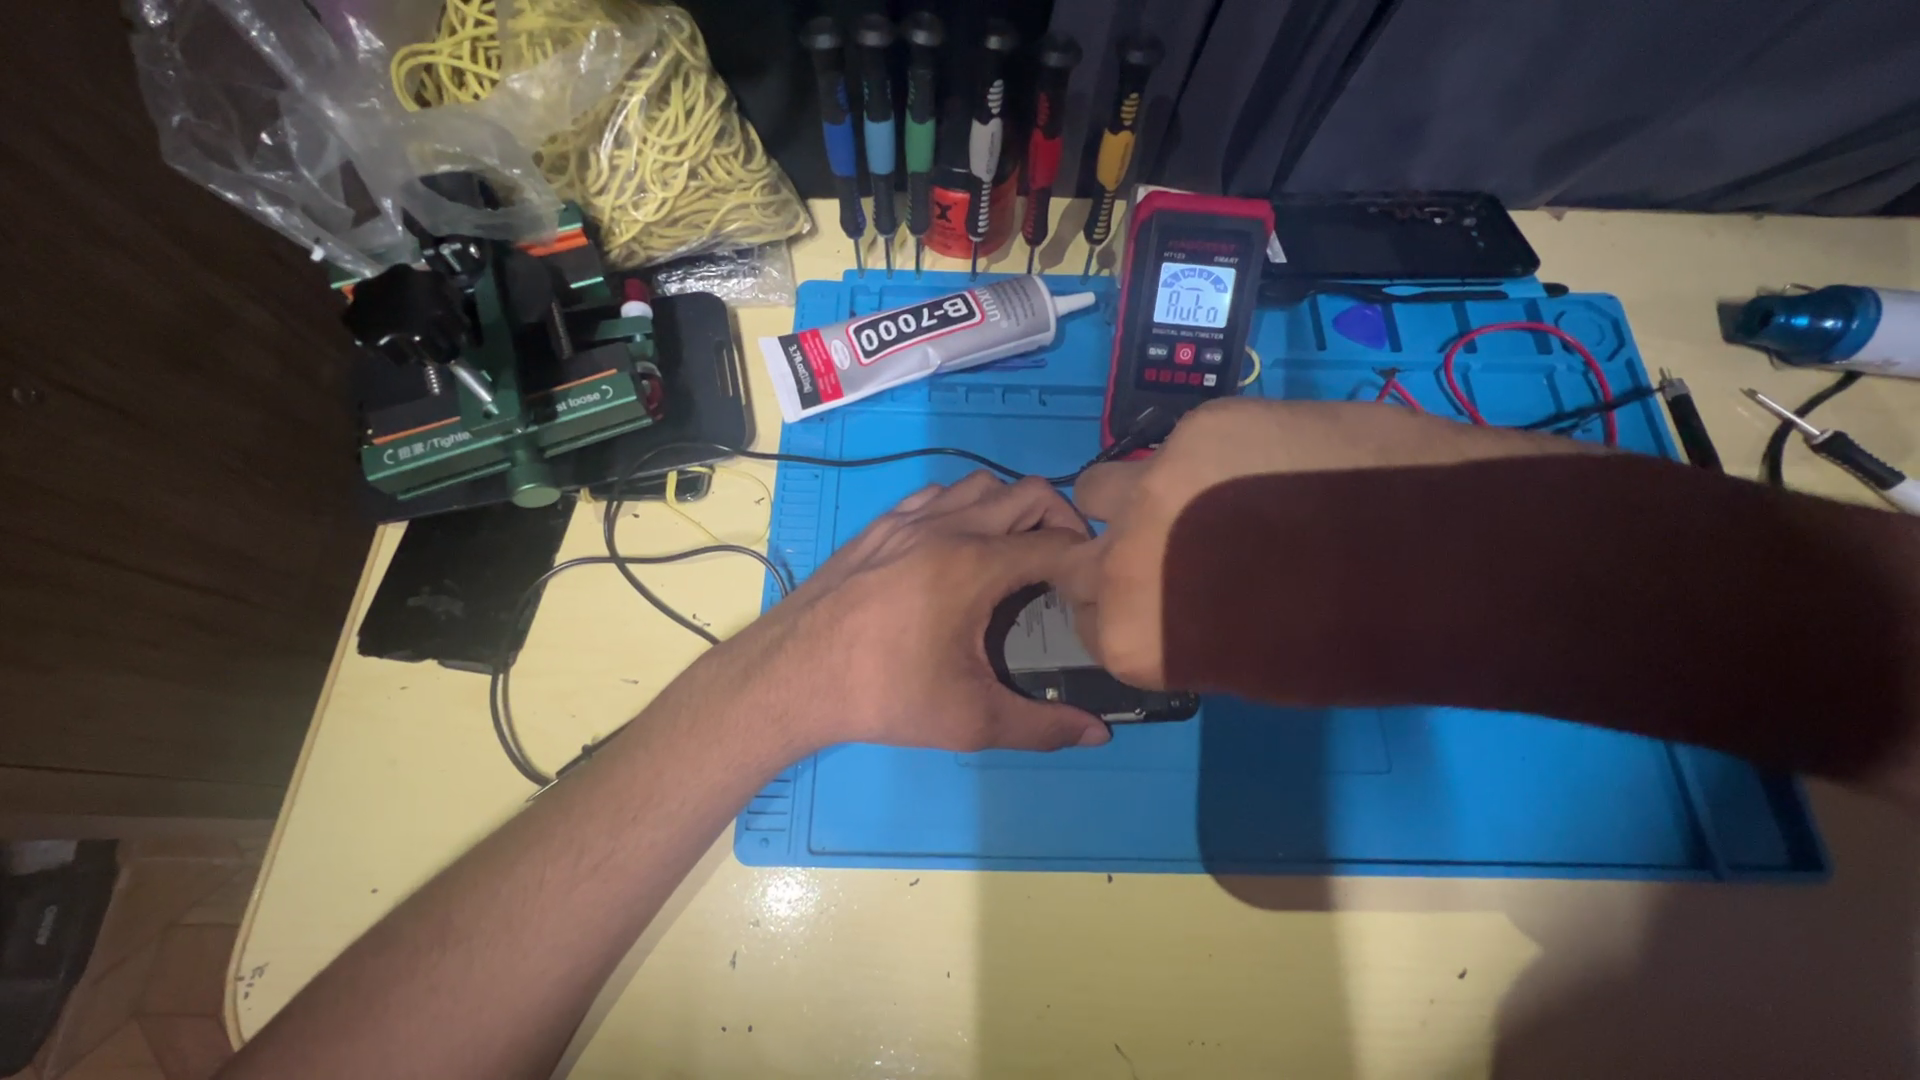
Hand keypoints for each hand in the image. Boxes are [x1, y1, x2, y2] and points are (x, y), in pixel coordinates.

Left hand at [711, 471, 1110, 754]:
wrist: (791, 677)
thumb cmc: (883, 696)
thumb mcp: (969, 720)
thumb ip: (1040, 726)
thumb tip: (1098, 734)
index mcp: (975, 565)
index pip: (1058, 542)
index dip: (1088, 561)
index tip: (1095, 589)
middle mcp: (947, 526)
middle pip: (1029, 493)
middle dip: (1061, 520)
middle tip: (1065, 564)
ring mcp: (907, 519)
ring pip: (980, 484)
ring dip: (1011, 508)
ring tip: (1015, 552)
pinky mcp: (879, 524)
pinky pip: (937, 494)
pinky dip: (963, 506)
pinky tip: (957, 545)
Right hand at [1055, 399, 1595, 687]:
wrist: (1453, 562)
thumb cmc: (1357, 645)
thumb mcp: (1244, 667)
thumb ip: (1176, 634)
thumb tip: (1169, 603)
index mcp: (1128, 635)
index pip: (1081, 618)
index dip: (1114, 608)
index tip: (1147, 600)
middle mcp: (1120, 558)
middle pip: (1072, 552)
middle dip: (1107, 555)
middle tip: (1166, 552)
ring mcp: (1156, 482)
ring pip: (1106, 485)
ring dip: (1140, 498)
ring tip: (1207, 500)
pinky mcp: (1203, 423)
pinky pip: (1177, 446)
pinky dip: (1204, 460)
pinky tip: (1267, 467)